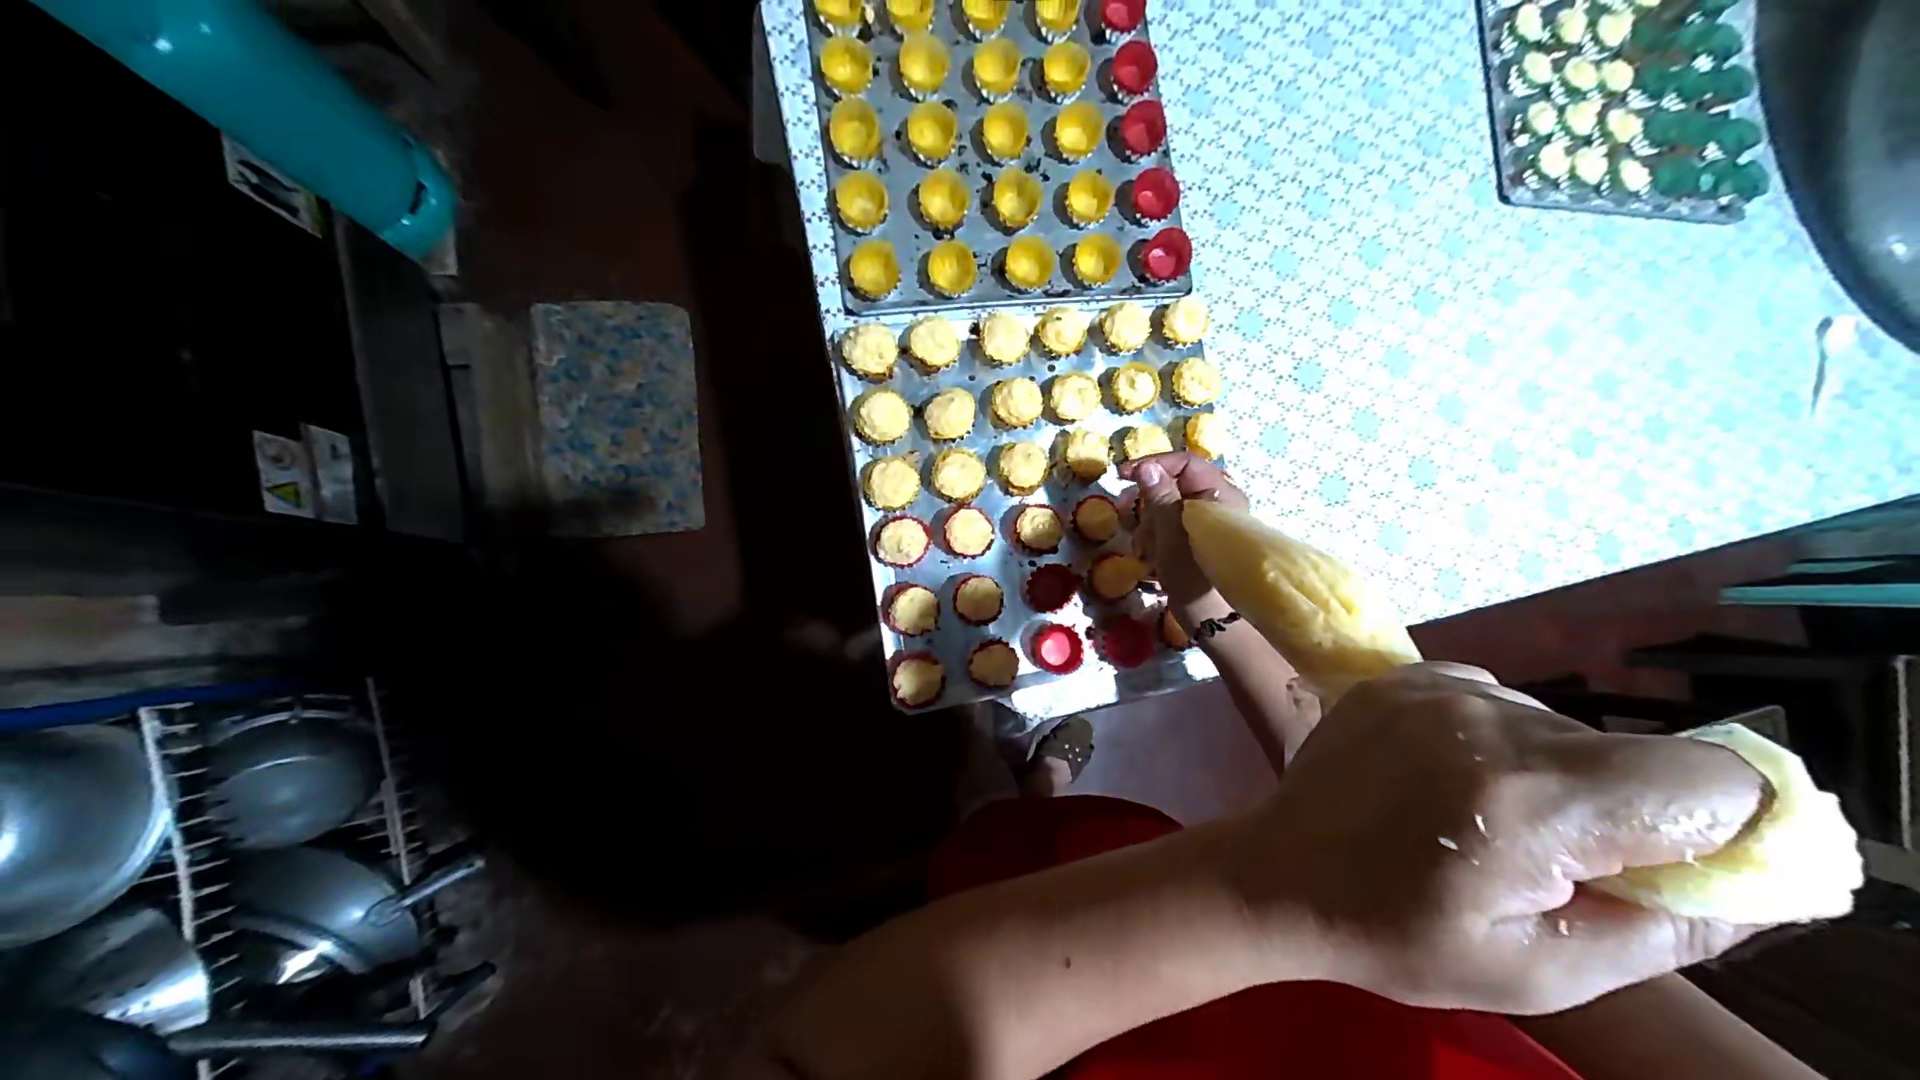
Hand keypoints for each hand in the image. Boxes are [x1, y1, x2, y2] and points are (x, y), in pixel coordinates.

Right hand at [1116, 452, 1246, 616]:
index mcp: (1220, 495)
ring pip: (1169, 506)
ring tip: (1142, 550)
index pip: (1185, 462)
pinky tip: (1149, 557)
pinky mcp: (1201, 540)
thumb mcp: (1171, 537)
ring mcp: (1210, 522)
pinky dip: (1156, 537)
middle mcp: (1219, 502)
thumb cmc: (1194, 580)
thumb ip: (1160, 499)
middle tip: (1126, 519)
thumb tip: (1146, 467)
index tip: (1121, 476)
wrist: (1215, 625)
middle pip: (1174, 484)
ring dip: (1148, 523)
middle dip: (1147, 502)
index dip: (1152, 464)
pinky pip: (1172, 526)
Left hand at [1227, 663, 1767, 1015]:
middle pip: (1627, 752)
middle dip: (1621, 811)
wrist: (1279, 873)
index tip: (1663, 869)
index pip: (1707, 776)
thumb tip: (1761, 881)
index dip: (1715, 829)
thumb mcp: (1545, 968)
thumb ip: (1669, 926)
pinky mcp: (1396, 679)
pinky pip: (1494, 698)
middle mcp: (1482, 718)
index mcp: (1526, 795)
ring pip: (1559, 725)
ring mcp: (1431, 687)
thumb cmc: (1396, 933)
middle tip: (1545, 859)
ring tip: (1480, 819)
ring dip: (1552, 774)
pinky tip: (1445, 777)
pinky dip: (1495, 739)